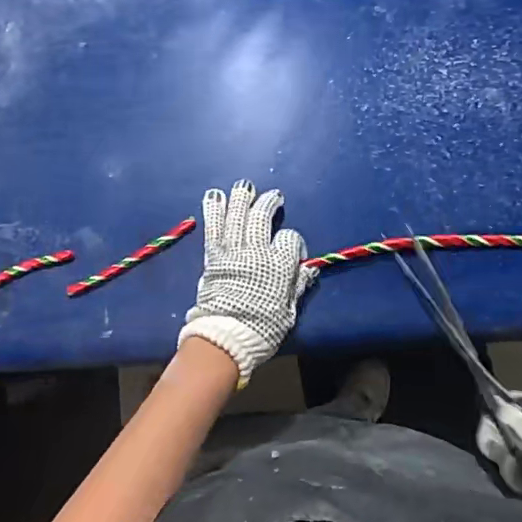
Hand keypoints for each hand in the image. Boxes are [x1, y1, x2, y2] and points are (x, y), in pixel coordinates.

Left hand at [179, 181, 317, 384]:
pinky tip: (214, 195)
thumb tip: (307, 268)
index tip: (290, 247)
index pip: (289, 239)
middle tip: (273, 195)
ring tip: (244, 186)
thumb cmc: (261, 328)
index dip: (292, 240)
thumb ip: (296, 285)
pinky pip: (213, 227)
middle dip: (268, 203)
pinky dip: (213, 209)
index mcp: (279, 265)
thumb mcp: (288, 310)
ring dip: (241, 198)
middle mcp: (255, 252)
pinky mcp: (213, 255)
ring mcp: (232, 251)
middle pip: (261, 218)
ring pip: (237, 216)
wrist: (225, 335)